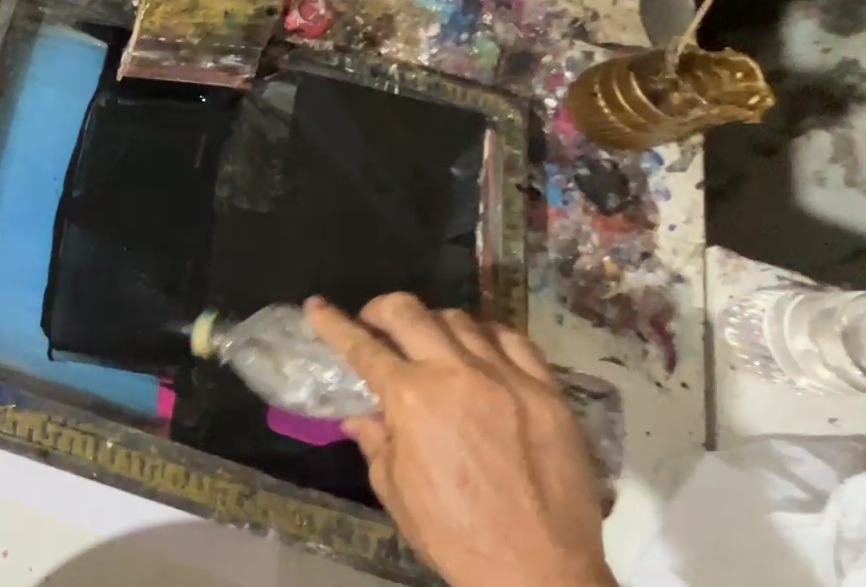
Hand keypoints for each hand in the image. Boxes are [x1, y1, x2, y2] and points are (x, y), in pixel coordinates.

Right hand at [306, 294, 613, 586]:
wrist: (541, 575)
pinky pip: (514, 340)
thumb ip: (375, 441)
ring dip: (433, 324)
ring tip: (430, 343)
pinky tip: (479, 350)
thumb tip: (361, 417)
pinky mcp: (548, 395)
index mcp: (411, 398)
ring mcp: (507, 380)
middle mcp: (456, 374)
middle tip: (374, 325)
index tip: (316, 306)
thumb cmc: (455, 536)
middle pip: (407, 311)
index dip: (331, 322)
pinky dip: (487, 335)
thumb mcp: (394, 489)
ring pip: (459, 319)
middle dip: (379, 310)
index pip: (360, 345)